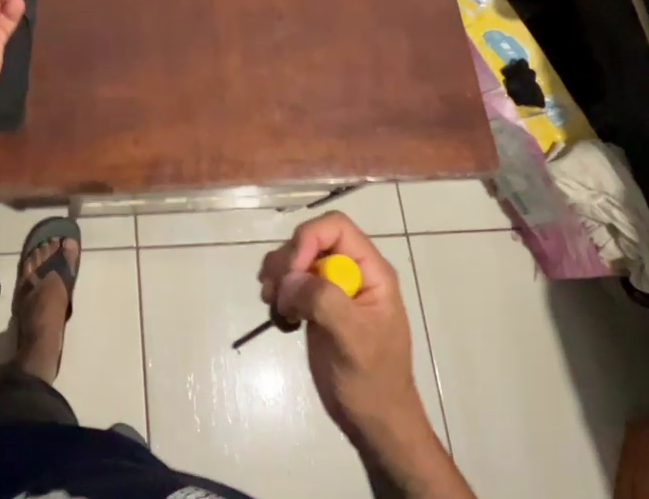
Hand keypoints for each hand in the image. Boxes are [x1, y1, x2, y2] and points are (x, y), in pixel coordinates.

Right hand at [258, 211, 421, 440]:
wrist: (373, 420)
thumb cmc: (372, 380)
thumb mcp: (355, 340)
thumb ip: (325, 301)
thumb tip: (289, 280)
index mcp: (371, 271)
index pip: (335, 227)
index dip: (308, 239)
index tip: (292, 272)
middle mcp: (351, 272)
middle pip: (310, 240)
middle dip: (287, 261)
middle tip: (275, 295)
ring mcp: (333, 289)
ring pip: (295, 259)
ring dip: (277, 276)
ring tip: (275, 305)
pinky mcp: (316, 306)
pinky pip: (289, 282)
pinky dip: (277, 292)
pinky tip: (280, 316)